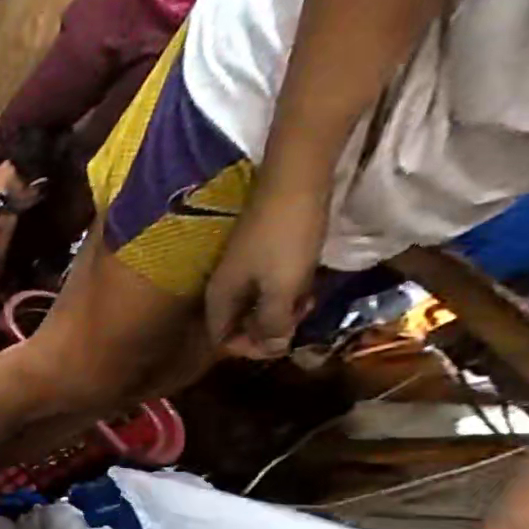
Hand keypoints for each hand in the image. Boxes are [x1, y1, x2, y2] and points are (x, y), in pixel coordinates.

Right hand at [204, 187, 327, 358]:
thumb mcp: (283, 287)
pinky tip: (308, 287)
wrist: (295, 180)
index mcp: (220, 298)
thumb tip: (272, 347)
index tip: (280, 343)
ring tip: (308, 304)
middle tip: (298, 322)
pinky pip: (267, 289)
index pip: (223, 339)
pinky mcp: (259, 258)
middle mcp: (224, 289)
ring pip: (256, 308)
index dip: (249, 348)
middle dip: (269, 331)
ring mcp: (241, 272)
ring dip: (282, 313)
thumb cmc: (285, 237)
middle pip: (239, 325)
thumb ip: (273, 322)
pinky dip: (286, 295)